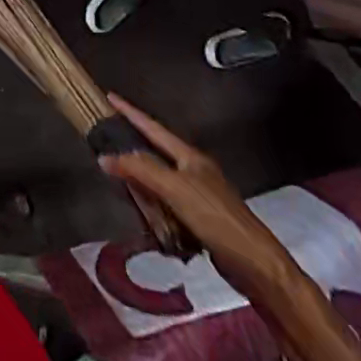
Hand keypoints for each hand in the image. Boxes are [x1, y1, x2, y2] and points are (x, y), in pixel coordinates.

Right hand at [97, 93, 294, 288]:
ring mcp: (197, 194)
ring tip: (113, 172)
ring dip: (137, 176)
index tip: (109, 96)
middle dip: (131, 143)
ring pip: (159, 177)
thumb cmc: (216, 218)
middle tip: (105, 136)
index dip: (131, 112)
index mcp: (190, 157)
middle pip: (156, 151)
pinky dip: (149, 201)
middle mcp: (194, 170)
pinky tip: (137, 208)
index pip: (154, 128)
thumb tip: (105, 157)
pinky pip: (164, 201)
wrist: (255, 264)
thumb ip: (141, 170)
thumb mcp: (175, 189)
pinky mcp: (197, 218)